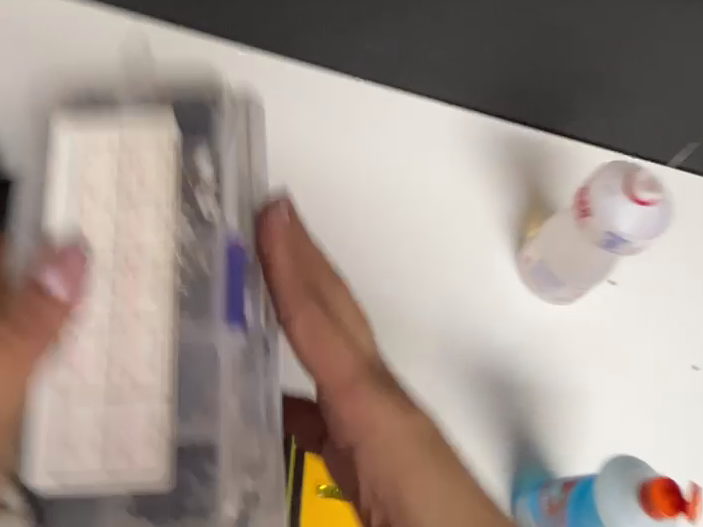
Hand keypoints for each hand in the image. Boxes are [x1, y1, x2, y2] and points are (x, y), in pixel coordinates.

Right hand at [259, 198, 511, 526]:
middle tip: (272, 207)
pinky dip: (297, 374)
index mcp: (380, 418)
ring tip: (263, 263)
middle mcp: (382, 407)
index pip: (323, 331)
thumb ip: (329, 438)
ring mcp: (381, 424)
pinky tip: (264, 385)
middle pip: (336, 316)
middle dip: (304, 258)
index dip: (292, 273)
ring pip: (331, 348)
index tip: (272, 218)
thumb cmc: (439, 521)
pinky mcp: (375, 452)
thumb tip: (271, 437)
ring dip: (298, 301)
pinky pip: (328, 396)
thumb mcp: (386, 492)